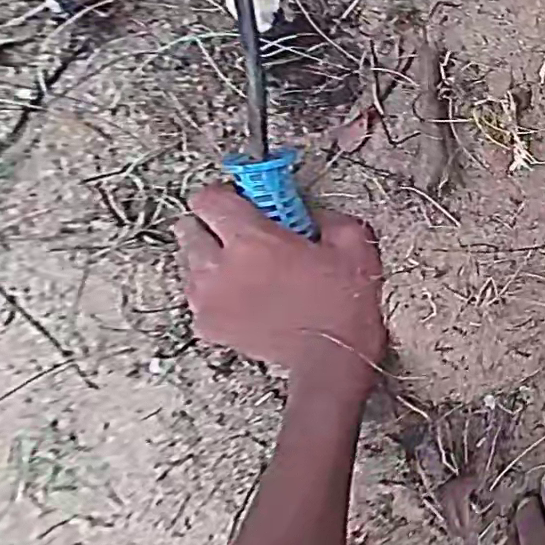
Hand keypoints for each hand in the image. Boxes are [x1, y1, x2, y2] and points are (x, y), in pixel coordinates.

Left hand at [175, 185, 386, 390]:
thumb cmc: (345, 298)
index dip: (230, 191)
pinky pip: (200, 293)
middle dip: (218, 222)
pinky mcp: (205, 324)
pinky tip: (255, 292)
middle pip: (189, 227)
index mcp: (253, 241)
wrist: (330, 353)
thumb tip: (309, 213)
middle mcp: (217, 267)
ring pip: (191, 261)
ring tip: (257, 264)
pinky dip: (220, 286)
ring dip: (216, 254)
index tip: (252, 193)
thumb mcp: (355, 242)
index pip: (210, 200)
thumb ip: (327, 216)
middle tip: (254, 228)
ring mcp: (205, 299)